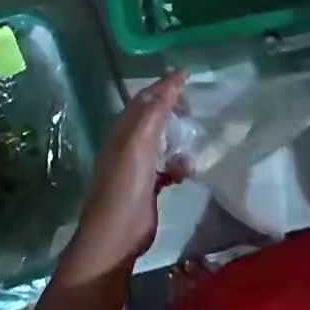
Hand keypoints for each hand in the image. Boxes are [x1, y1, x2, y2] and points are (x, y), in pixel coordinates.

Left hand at [56, 70, 187, 284]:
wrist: (115, 237)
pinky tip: (189, 170)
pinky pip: (166, 168)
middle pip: (151, 118)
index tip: (186, 72)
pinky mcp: (147, 188)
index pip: (144, 100)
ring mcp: (137, 168)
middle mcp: (128, 146)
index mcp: (123, 132)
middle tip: (193, 101)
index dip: (163, 85)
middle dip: (170, 106)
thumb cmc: (126, 188)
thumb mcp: (139, 145)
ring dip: (176, 136)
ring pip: (159, 142)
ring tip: (194, 133)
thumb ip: (153, 114)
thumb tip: (170, 81)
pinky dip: (178, 164)